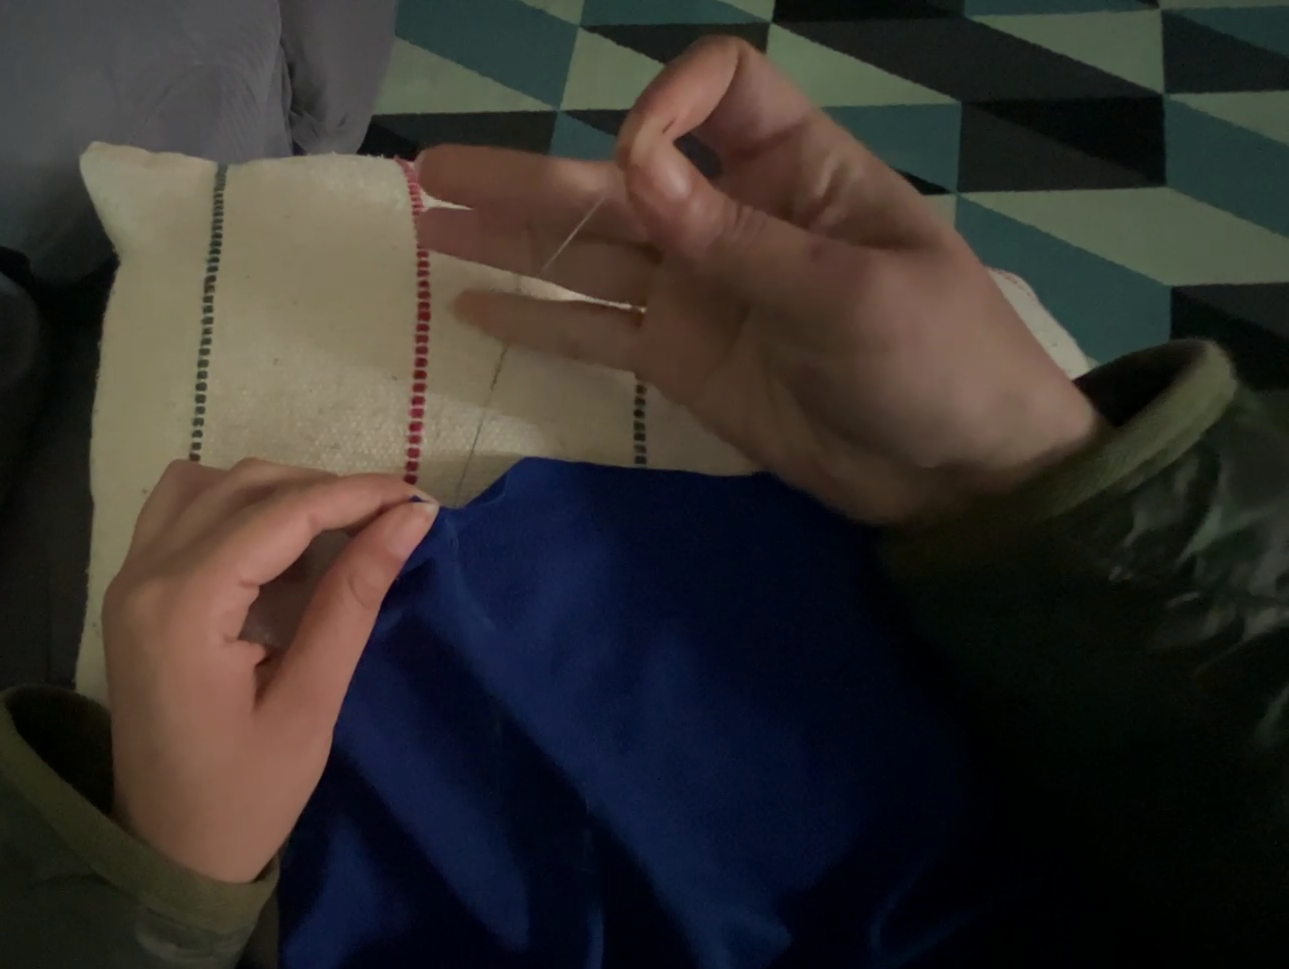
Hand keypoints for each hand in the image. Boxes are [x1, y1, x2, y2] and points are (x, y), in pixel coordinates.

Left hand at [102, 459, 436, 883]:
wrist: (164, 851)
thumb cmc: (244, 799)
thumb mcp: (311, 705)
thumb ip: (352, 601)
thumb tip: (408, 521)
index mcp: (183, 609)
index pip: (279, 514)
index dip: (354, 495)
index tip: (415, 498)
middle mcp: (143, 575)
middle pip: (242, 486)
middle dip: (322, 491)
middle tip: (386, 521)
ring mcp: (128, 577)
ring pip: (208, 485)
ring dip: (276, 493)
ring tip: (331, 533)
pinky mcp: (131, 588)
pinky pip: (181, 509)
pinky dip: (234, 507)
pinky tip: (272, 549)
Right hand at [416, 36, 1099, 524]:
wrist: (941, 470)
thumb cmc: (933, 360)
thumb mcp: (851, 290)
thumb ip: (737, 236)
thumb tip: (636, 169)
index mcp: (791, 171)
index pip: (719, 92)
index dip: (664, 109)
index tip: (633, 163)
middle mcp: (724, 219)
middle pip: (612, 181)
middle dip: (522, 175)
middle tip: (434, 172)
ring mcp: (688, 291)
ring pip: (582, 255)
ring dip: (507, 240)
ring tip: (431, 227)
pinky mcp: (667, 356)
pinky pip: (588, 331)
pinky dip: (534, 321)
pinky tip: (474, 308)